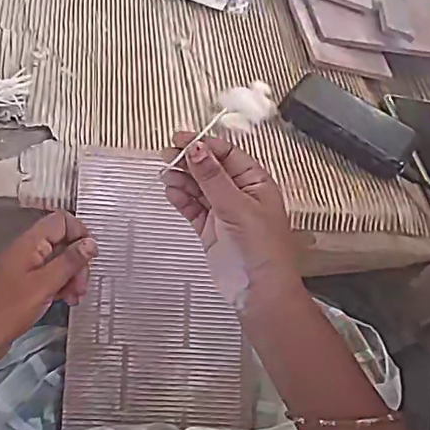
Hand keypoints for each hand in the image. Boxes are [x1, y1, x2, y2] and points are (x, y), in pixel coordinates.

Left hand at [0, 212, 95, 360]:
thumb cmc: (7, 310)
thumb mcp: (45, 284)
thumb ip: (69, 262)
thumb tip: (90, 243)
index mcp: (29, 244)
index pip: (61, 221)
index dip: (80, 234)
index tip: (90, 257)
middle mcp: (26, 251)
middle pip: (62, 242)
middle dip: (77, 262)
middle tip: (81, 285)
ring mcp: (24, 267)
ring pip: (57, 262)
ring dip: (71, 277)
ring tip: (75, 297)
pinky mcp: (23, 284)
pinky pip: (48, 277)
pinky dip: (60, 286)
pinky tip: (65, 300)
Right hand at [162, 134, 298, 305]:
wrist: (259, 289)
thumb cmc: (263, 250)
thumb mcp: (237, 206)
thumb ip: (213, 178)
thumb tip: (197, 149)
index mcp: (256, 182)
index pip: (227, 155)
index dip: (204, 145)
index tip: (182, 140)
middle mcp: (240, 194)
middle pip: (210, 169)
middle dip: (189, 161)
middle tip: (168, 156)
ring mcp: (224, 212)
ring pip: (198, 188)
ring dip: (182, 179)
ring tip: (166, 174)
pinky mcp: (210, 229)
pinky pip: (192, 208)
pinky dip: (181, 199)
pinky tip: (172, 191)